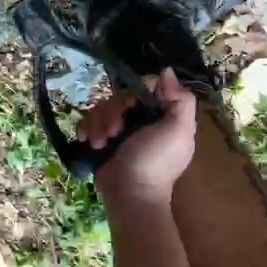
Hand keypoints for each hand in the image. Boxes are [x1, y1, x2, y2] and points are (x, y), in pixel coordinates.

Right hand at [80, 68, 196, 205]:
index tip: (130, 107)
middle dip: (111, 113)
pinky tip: (88, 142)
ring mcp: (118, 130)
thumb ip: (181, 101)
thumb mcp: (178, 132)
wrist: (130, 195)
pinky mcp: (101, 139)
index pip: (141, 88)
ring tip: (99, 143)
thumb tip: (166, 71)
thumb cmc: (156, 162)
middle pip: (118, 98)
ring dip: (98, 124)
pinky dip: (86, 129)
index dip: (132, 94)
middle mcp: (140, 120)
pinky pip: (88, 121)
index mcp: (159, 115)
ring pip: (101, 108)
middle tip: (112, 132)